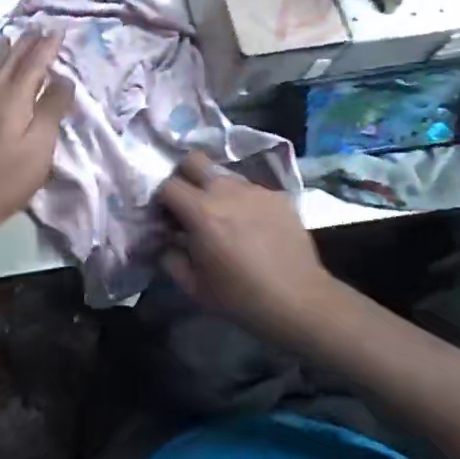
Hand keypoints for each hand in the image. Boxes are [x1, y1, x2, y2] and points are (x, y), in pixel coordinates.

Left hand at [0, 32, 72, 249]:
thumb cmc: (5, 179)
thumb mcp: (40, 147)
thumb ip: (51, 109)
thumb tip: (63, 79)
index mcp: (13, 95)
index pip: (34, 62)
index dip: (47, 45)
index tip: (59, 30)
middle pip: (10, 59)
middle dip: (27, 42)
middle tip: (40, 28)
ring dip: (5, 51)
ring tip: (12, 38)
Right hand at [158, 152, 341, 338]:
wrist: (298, 299)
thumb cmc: (240, 297)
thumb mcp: (193, 286)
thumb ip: (169, 258)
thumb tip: (164, 240)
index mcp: (201, 211)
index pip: (168, 185)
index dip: (161, 199)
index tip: (165, 217)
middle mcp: (227, 190)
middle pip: (194, 159)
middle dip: (184, 175)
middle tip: (187, 203)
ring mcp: (256, 189)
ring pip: (225, 174)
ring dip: (215, 189)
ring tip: (224, 218)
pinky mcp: (279, 195)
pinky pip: (251, 189)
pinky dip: (243, 201)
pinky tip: (252, 227)